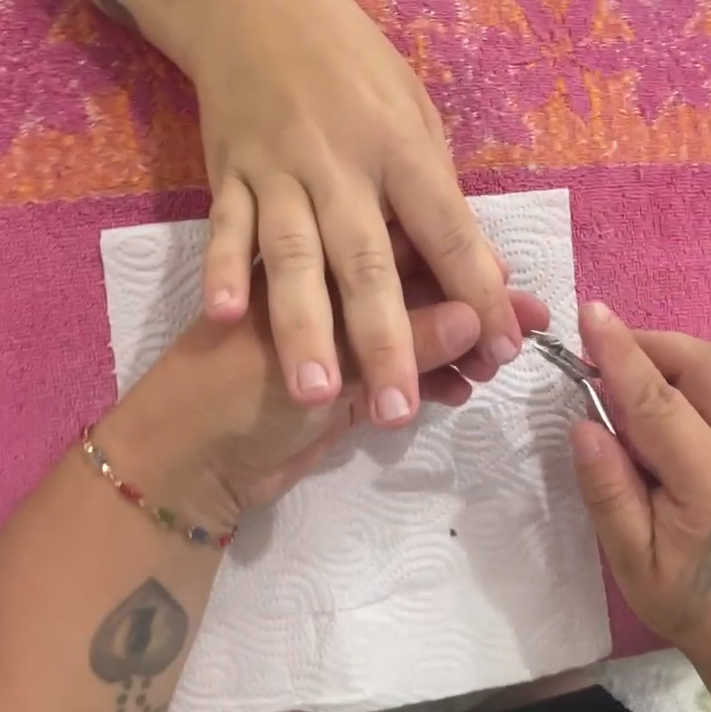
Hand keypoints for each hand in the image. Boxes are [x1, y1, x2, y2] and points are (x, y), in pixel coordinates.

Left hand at [106, 279, 549, 529]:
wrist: (179, 459)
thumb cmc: (230, 390)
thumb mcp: (317, 359)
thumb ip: (393, 338)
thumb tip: (472, 317)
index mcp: (320, 254)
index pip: (409, 253)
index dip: (466, 274)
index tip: (514, 296)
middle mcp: (333, 285)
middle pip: (421, 291)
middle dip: (476, 309)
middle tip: (531, 327)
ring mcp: (337, 334)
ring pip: (412, 332)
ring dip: (458, 348)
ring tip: (504, 367)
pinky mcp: (340, 382)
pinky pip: (395, 373)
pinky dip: (428, 382)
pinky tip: (463, 391)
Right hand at [187, 0, 519, 427]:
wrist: (253, 2)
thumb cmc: (353, 65)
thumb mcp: (415, 116)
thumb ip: (438, 196)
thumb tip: (478, 272)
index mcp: (402, 147)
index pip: (449, 233)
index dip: (479, 295)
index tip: (502, 352)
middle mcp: (341, 164)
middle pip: (368, 264)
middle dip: (386, 342)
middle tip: (399, 411)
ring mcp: (278, 170)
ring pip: (293, 259)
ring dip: (304, 328)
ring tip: (315, 394)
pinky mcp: (226, 173)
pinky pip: (226, 228)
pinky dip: (223, 271)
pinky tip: (225, 317)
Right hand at [567, 303, 710, 660]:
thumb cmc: (692, 604)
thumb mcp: (633, 560)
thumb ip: (608, 489)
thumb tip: (583, 423)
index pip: (659, 402)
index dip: (622, 354)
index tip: (591, 314)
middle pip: (704, 365)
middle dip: (650, 344)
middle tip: (600, 353)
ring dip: (670, 357)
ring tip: (623, 374)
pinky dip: (688, 377)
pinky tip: (657, 402)